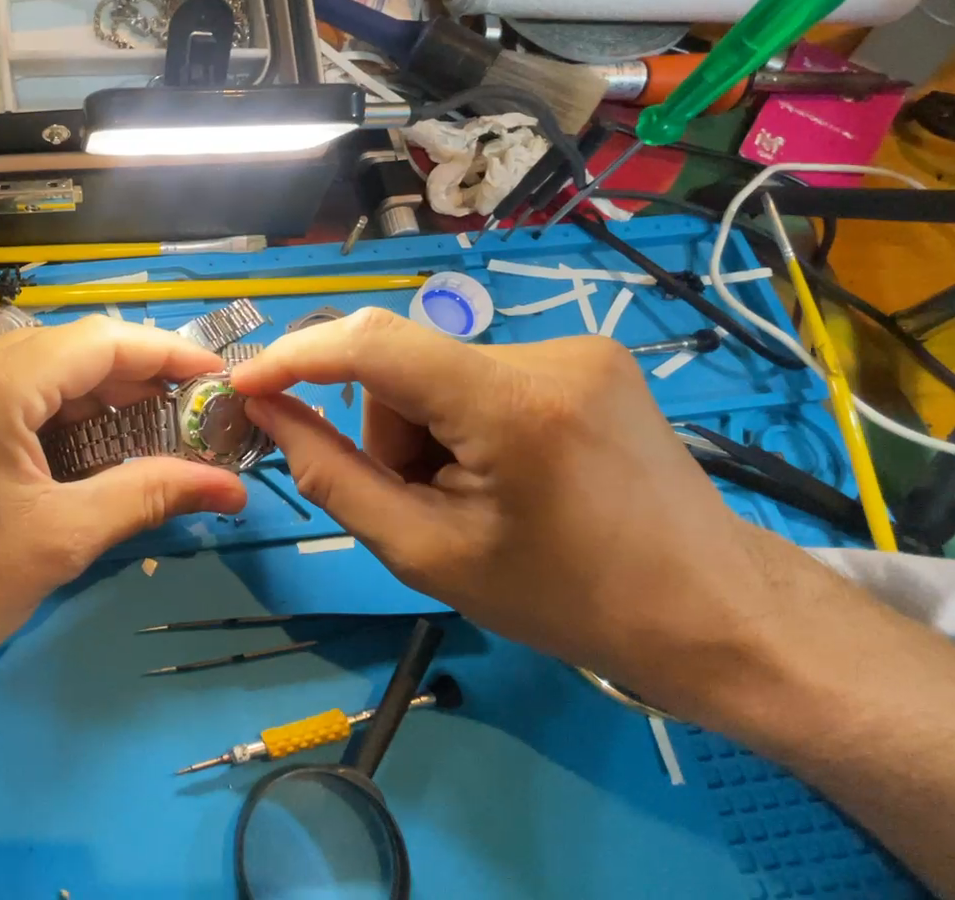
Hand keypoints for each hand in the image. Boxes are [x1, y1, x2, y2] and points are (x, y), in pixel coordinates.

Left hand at [0, 316, 248, 701]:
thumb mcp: (62, 539)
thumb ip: (150, 494)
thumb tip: (231, 487)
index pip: (99, 342)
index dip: (167, 355)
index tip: (218, 378)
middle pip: (68, 351)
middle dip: (134, 382)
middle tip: (189, 421)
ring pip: (37, 370)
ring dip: (95, 400)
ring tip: (149, 437)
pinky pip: (5, 392)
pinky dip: (53, 414)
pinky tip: (87, 448)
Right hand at [232, 309, 806, 714]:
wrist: (711, 611)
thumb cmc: (564, 599)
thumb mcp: (425, 551)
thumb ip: (332, 475)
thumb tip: (267, 413)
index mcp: (510, 403)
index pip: (372, 343)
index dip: (295, 357)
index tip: (244, 385)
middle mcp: (544, 350)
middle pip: (401, 367)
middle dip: (385, 431)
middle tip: (420, 501)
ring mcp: (573, 346)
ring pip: (435, 373)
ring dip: (424, 431)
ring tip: (472, 497)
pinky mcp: (585, 357)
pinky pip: (477, 374)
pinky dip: (461, 421)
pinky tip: (505, 473)